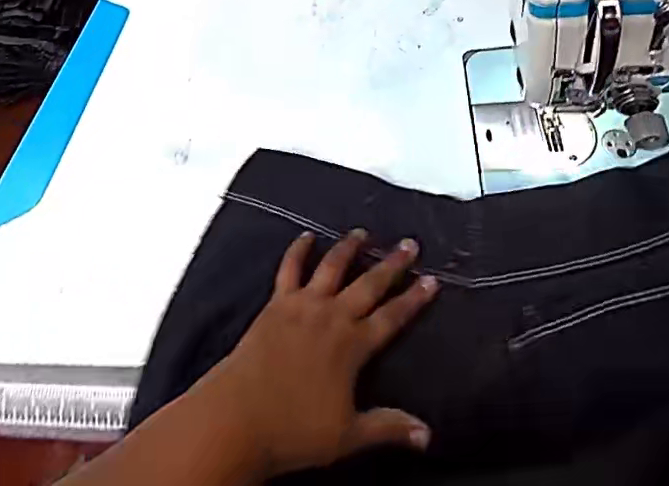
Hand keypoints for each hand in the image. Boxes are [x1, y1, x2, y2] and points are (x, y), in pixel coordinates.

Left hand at [182, 229, 440, 478]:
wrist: (237, 417)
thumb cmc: (292, 430)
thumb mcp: (347, 436)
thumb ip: (387, 427)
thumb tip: (427, 434)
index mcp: (352, 345)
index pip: (392, 317)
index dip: (414, 298)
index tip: (432, 279)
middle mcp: (332, 316)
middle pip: (369, 283)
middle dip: (392, 263)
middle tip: (409, 244)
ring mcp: (303, 304)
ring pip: (333, 266)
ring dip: (349, 247)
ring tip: (362, 232)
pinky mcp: (277, 302)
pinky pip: (290, 268)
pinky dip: (298, 250)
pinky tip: (305, 236)